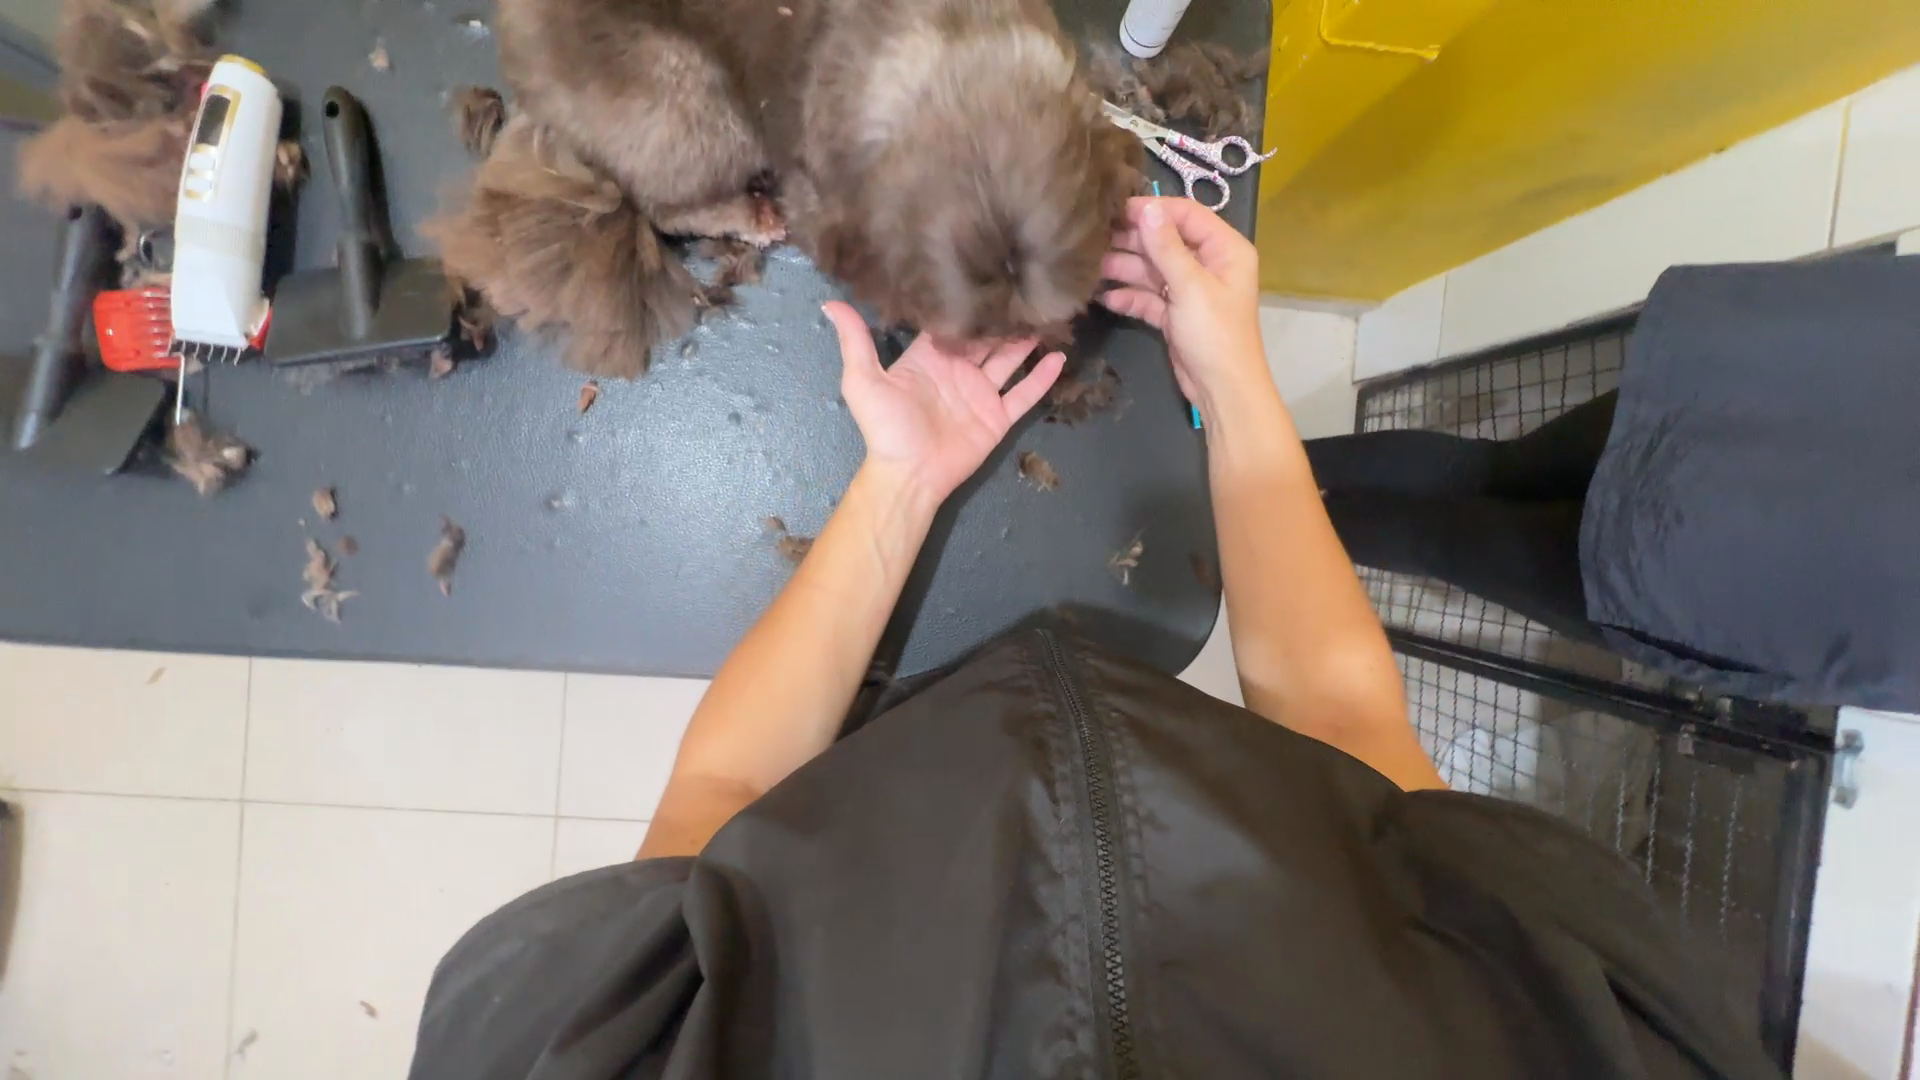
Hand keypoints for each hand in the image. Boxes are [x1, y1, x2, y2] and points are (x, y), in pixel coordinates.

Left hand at [823, 303, 1065, 505]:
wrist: (909, 473)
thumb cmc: (885, 427)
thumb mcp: (862, 380)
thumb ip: (855, 341)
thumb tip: (830, 303)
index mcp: (928, 359)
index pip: (951, 324)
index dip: (966, 301)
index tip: (984, 271)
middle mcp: (957, 372)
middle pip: (985, 339)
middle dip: (1002, 317)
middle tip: (1024, 286)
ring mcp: (980, 394)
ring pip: (1008, 361)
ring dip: (1025, 340)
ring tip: (1046, 313)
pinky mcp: (997, 417)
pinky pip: (1024, 395)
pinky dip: (1041, 378)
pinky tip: (1059, 357)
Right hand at [1098, 197, 1268, 422]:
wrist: (1222, 388)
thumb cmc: (1215, 334)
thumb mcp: (1191, 286)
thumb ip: (1166, 247)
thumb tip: (1146, 209)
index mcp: (1224, 249)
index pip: (1185, 216)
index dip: (1153, 210)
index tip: (1116, 210)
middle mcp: (1208, 264)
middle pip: (1165, 242)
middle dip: (1133, 242)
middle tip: (1096, 239)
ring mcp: (1189, 290)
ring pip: (1153, 271)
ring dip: (1125, 269)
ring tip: (1092, 268)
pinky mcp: (1174, 314)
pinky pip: (1148, 298)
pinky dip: (1129, 297)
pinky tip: (1104, 297)